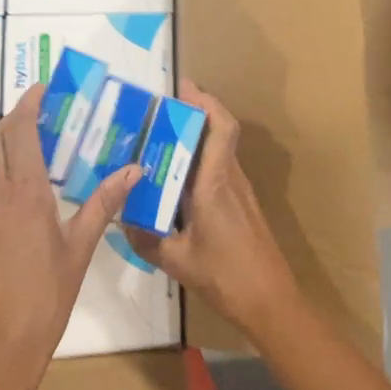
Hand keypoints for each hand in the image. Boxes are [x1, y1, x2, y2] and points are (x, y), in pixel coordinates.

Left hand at [0, 84, 140, 370]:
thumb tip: (134, 170)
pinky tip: (12, 207)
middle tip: (37, 117)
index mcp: (26, 193)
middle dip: (12, 120)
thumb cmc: (47, 297)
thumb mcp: (80, 249)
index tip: (42, 90)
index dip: (28, 104)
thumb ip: (104, 203)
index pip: (20, 131)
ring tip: (26, 156)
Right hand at [126, 80, 297, 331]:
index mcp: (215, 184)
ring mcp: (239, 192)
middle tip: (160, 108)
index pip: (220, 128)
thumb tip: (119, 220)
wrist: (271, 302)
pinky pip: (219, 170)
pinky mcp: (241, 205)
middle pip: (219, 132)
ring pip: (219, 151)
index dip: (206, 102)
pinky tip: (177, 177)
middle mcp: (230, 179)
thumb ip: (145, 239)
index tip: (183, 87)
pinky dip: (200, 162)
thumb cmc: (226, 277)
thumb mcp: (177, 261)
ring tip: (161, 136)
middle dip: (194, 113)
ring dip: (197, 137)